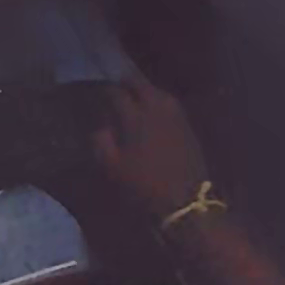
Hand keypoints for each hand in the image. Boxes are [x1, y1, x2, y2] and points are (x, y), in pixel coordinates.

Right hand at [94, 79, 210, 219]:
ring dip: (145, 88)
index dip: (105, 89)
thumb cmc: (144, 184)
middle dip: (126, 82)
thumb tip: (100, 127)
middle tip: (116, 84)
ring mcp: (174, 118)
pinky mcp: (187, 127)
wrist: (186, 203)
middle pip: (140, 85)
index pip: (116, 93)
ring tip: (135, 92)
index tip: (97, 90)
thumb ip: (101, 141)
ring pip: (159, 92)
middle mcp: (155, 111)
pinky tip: (155, 106)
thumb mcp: (112, 167)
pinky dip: (160, 99)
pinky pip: (171, 104)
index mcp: (134, 118)